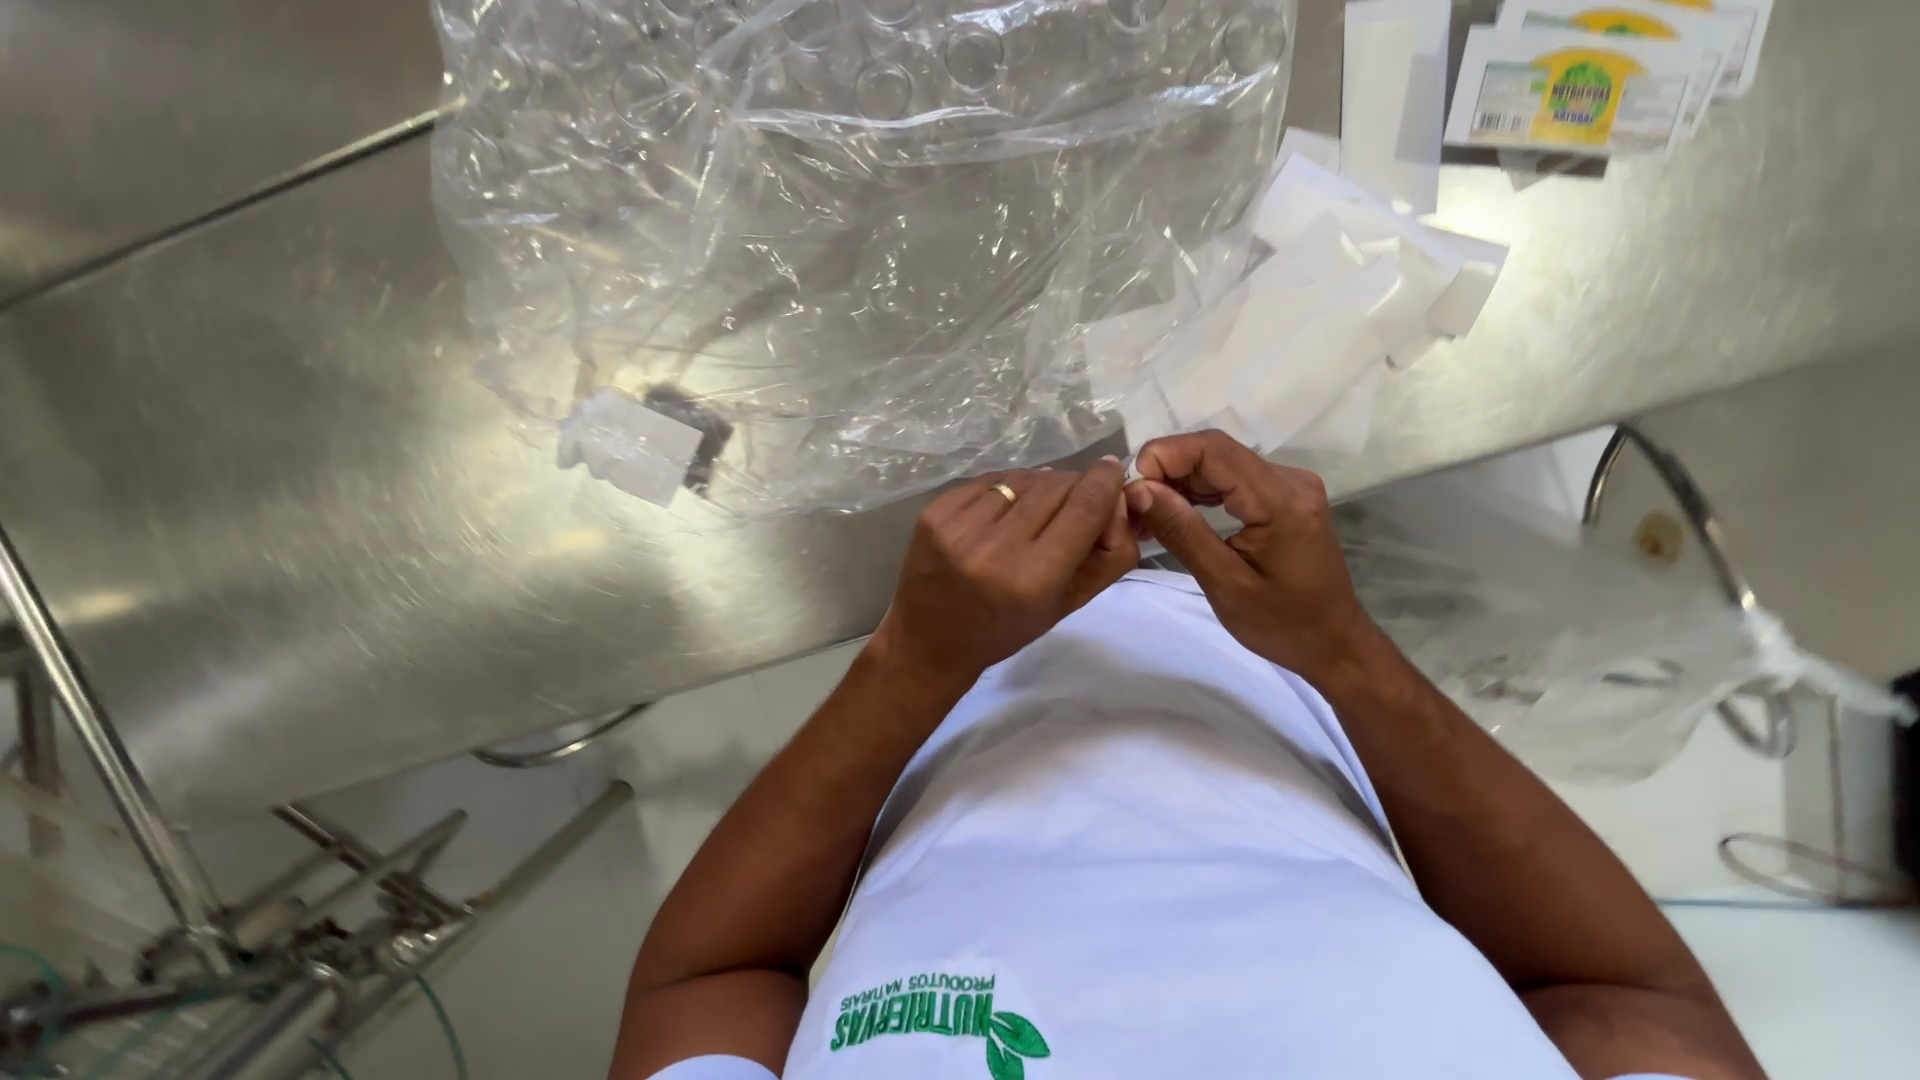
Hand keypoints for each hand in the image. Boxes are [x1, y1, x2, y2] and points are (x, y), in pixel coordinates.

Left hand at [871, 459, 1137, 686]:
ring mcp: (959, 528)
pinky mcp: (935, 513)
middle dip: (1074, 486)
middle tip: (1075, 501)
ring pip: (1023, 478)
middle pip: (1056, 485)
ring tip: (1034, 512)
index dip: (1105, 481)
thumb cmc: (1006, 629)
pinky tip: (1003, 511)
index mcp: (1033, 580)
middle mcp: (995, 549)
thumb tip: (1117, 497)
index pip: (1084, 507)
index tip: (1112, 470)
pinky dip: (1005, 489)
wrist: (930, 641)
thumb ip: (1109, 555)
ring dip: (1039, 487)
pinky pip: (989, 480)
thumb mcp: (1068, 605)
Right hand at [1123, 431, 1389, 685]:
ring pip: (1220, 464)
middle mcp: (1290, 480)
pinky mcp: (1283, 496)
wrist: (1334, 643)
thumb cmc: (1282, 624)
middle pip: (1215, 453)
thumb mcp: (1225, 584)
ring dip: (1177, 482)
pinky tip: (1172, 514)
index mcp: (1281, 501)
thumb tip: (1138, 489)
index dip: (1165, 455)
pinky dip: (1197, 492)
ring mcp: (1289, 486)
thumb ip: (1183, 531)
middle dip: (1165, 471)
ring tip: (1143, 515)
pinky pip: (1232, 480)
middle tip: (1129, 508)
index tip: (1129, 487)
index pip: (1213, 450)